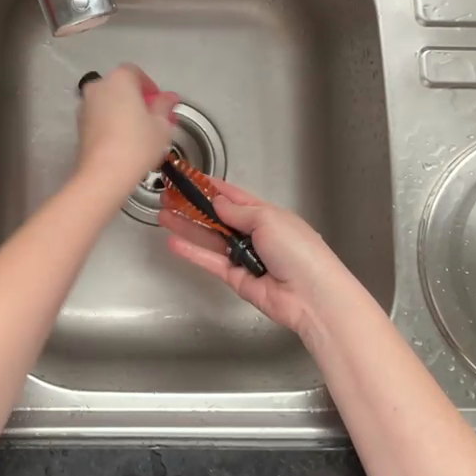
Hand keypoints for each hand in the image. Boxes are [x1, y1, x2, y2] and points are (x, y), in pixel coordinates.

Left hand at [76, 65, 179, 189]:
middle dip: (136, 99)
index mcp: (119, 79)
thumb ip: (165, 106)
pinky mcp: (79, 126)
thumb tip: (169, 98)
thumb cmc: (137, 144)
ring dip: (123, 111)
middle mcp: (98, 87)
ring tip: (138, 133)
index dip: (150, 87)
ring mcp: (85, 106)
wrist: (104, 174)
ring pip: (108, 103)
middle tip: (152, 119)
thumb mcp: (161, 125)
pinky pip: (99, 117)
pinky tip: (123, 142)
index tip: (160, 104)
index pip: (136, 73)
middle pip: (120, 87)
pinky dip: (111, 123)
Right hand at [160, 180, 360, 339]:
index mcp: (267, 215)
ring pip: (209, 238)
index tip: (190, 179)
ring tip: (163, 215)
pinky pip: (210, 261)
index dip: (212, 187)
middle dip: (193, 206)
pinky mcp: (235, 278)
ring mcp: (244, 256)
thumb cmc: (299, 251)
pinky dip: (192, 251)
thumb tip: (217, 202)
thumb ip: (237, 211)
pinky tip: (174, 241)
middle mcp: (254, 234)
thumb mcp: (268, 219)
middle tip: (168, 197)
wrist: (312, 296)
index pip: (234, 197)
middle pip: (217, 217)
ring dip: (187, 226)